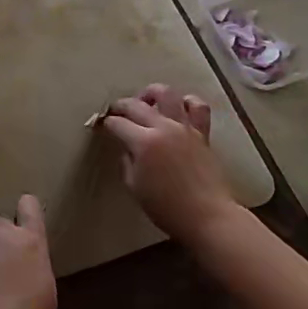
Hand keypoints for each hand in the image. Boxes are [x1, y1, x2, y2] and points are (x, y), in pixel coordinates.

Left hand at [0, 194, 56, 308]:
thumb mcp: (44, 295)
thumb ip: (34, 269)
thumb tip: (24, 267)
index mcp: (31, 243)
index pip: (30, 207)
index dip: (27, 211)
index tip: (25, 218)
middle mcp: (2, 235)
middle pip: (2, 228)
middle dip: (1, 244)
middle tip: (1, 275)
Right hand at [99, 84, 242, 242]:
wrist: (206, 215)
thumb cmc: (166, 208)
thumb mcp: (135, 188)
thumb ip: (127, 163)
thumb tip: (127, 148)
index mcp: (144, 143)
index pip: (118, 124)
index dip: (107, 123)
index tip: (101, 124)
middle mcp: (163, 127)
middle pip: (137, 105)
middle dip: (121, 105)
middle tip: (115, 111)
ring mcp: (184, 127)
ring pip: (167, 94)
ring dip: (152, 93)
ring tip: (146, 101)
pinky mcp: (202, 132)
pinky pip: (197, 106)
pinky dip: (187, 102)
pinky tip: (180, 108)